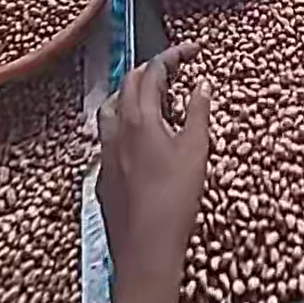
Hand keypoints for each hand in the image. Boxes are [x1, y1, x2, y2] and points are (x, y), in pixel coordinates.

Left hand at [97, 42, 211, 284]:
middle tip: (175, 69)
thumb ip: (198, 111)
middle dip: (151, 69)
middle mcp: (117, 128)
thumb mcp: (196, 149)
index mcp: (140, 117)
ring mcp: (105, 152)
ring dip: (130, 92)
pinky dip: (122, 121)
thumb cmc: (176, 197)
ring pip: (110, 106)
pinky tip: (138, 138)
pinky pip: (107, 134)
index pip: (153, 71)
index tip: (193, 50)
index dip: (173, 55)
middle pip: (128, 83)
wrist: (145, 252)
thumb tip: (202, 84)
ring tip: (152, 97)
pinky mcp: (101, 175)